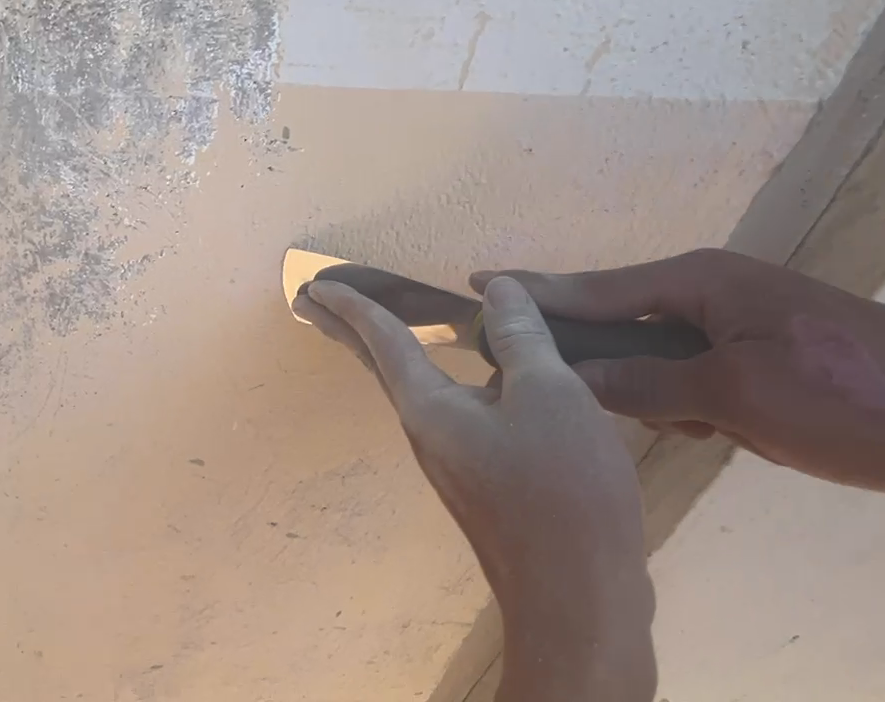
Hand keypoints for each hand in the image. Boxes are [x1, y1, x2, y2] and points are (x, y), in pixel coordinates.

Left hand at [295, 276, 654, 701]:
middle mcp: (423, 428)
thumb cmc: (562, 490)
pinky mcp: (474, 475)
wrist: (577, 600)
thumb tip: (498, 289)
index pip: (380, 337)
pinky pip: (437, 405)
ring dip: (378, 348)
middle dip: (340, 327)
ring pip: (404, 385)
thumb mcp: (549, 395)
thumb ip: (520, 337)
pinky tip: (450, 376)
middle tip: (307, 300)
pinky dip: (423, 373)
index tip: (318, 283)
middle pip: (373, 362)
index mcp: (426, 404)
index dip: (353, 303)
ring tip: (367, 324)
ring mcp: (447, 456)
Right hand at [470, 250, 884, 495]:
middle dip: (597, 354)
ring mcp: (742, 319)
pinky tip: (717, 428)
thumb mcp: (737, 397)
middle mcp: (712, 290)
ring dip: (653, 387)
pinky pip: (696, 367)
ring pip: (659, 350)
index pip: (593, 285)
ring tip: (675, 423)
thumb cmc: (855, 400)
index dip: (530, 289)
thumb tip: (568, 376)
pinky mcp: (766, 351)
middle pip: (621, 318)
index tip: (475, 280)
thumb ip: (644, 384)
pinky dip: (692, 397)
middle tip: (558, 382)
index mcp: (698, 282)